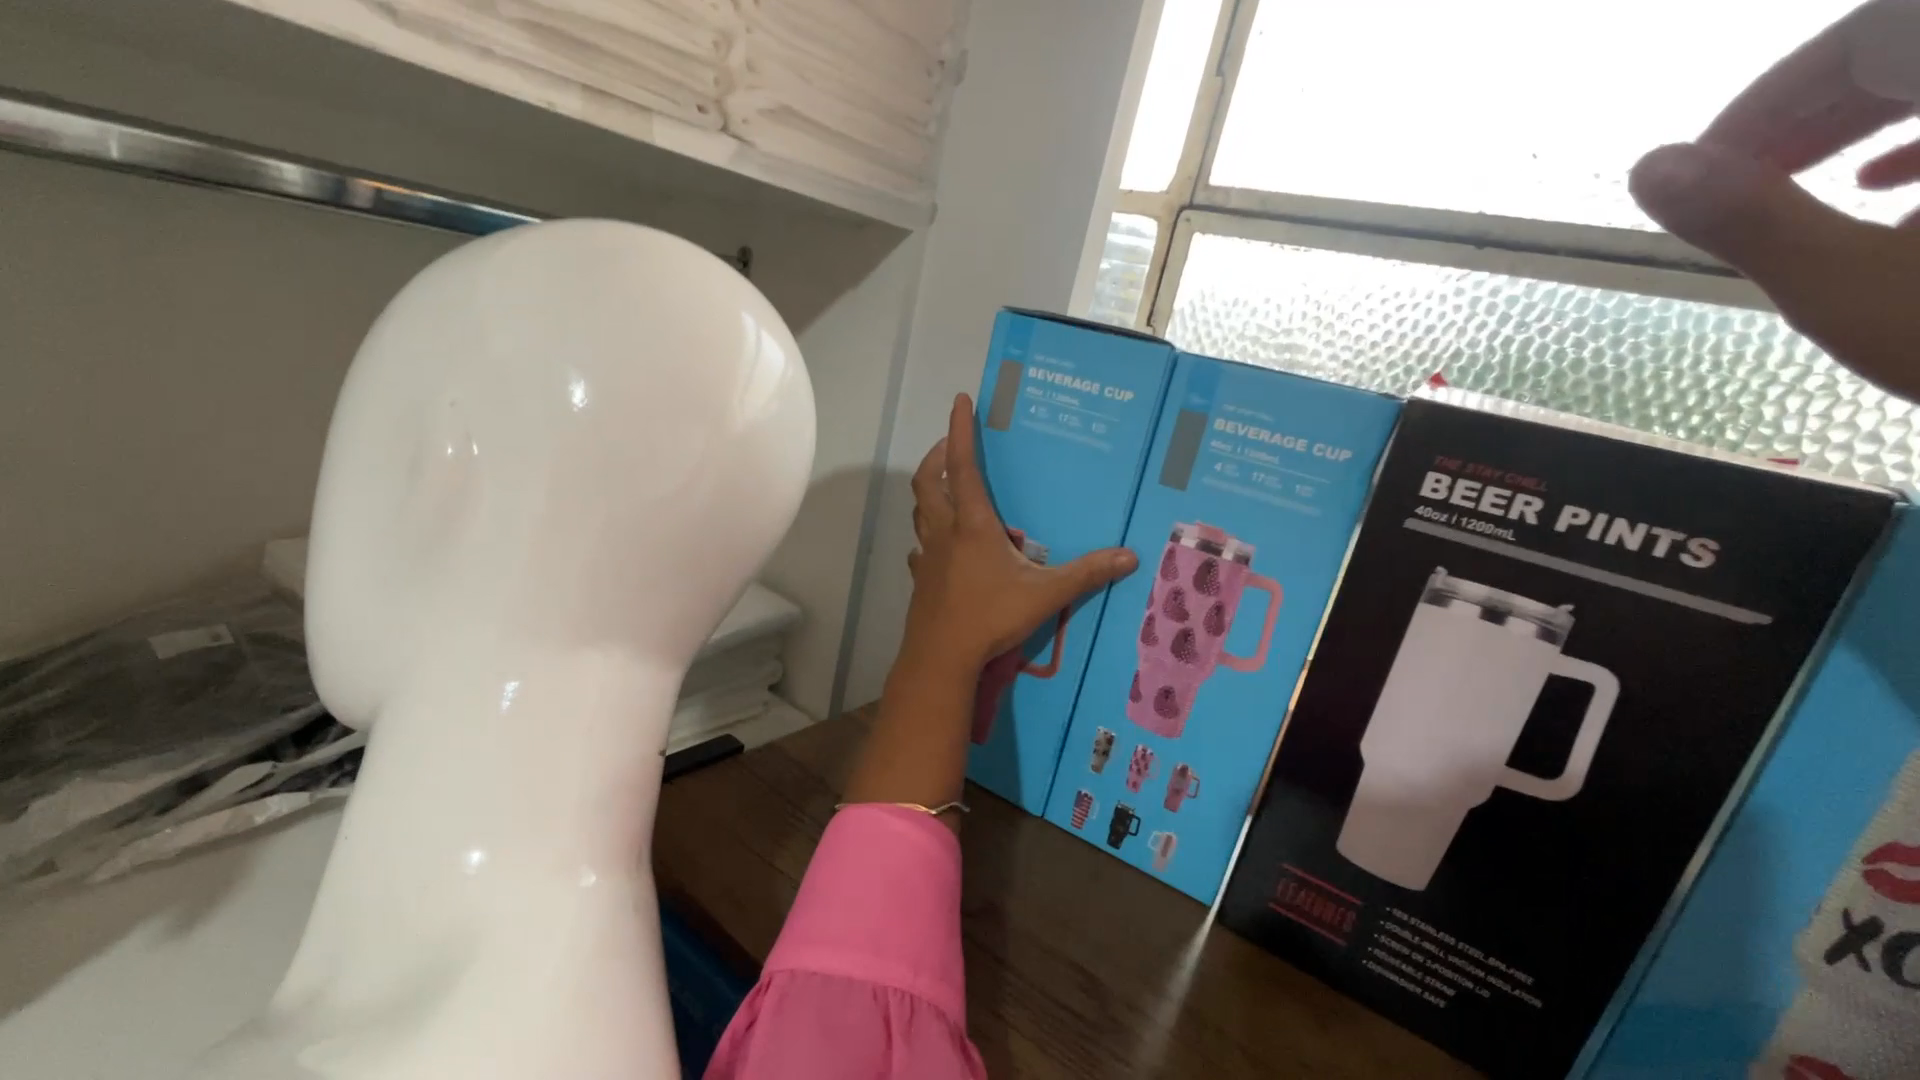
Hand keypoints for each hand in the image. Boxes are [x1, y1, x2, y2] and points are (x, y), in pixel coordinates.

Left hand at [902, 394, 1138, 675]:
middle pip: (927, 481)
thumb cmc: (990, 617)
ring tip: (945, 487)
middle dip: (936, 456)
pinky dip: (927, 536)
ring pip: (919, 511)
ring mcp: (927, 557)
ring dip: (929, 492)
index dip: (960, 430)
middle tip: (951, 446)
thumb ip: (1086, 574)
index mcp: (972, 525)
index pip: (962, 465)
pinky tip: (940, 548)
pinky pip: (920, 548)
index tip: (960, 400)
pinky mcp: (921, 580)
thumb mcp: (1045, 594)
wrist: (941, 657)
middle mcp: (944, 532)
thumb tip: (1129, 557)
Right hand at [1629, 0, 1919, 398]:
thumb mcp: (1861, 287)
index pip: (1877, 37)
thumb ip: (1753, 219)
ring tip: (1801, 185)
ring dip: (1871, 127)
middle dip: (1812, 115)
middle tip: (1728, 179)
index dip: (1775, 95)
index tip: (1697, 166)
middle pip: (1915, 51)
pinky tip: (1894, 194)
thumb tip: (1649, 168)